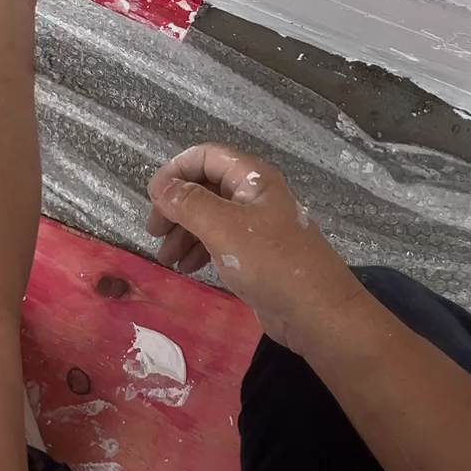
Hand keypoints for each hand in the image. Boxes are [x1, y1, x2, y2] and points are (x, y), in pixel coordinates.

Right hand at [146, 143, 367, 350]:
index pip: (206, 156)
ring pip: (210, 216)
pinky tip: (187, 267)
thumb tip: (159, 186)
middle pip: (205, 187)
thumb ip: (188, 203)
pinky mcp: (257, 254)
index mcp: (252, 178)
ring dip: (184, 232)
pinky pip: (220, 241)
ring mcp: (257, 225)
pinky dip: (200, 249)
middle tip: (153, 232)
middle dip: (176, 207)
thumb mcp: (223, 228)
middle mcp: (255, 195)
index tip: (152, 196)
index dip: (176, 170)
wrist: (318, 314)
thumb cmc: (272, 263)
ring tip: (165, 259)